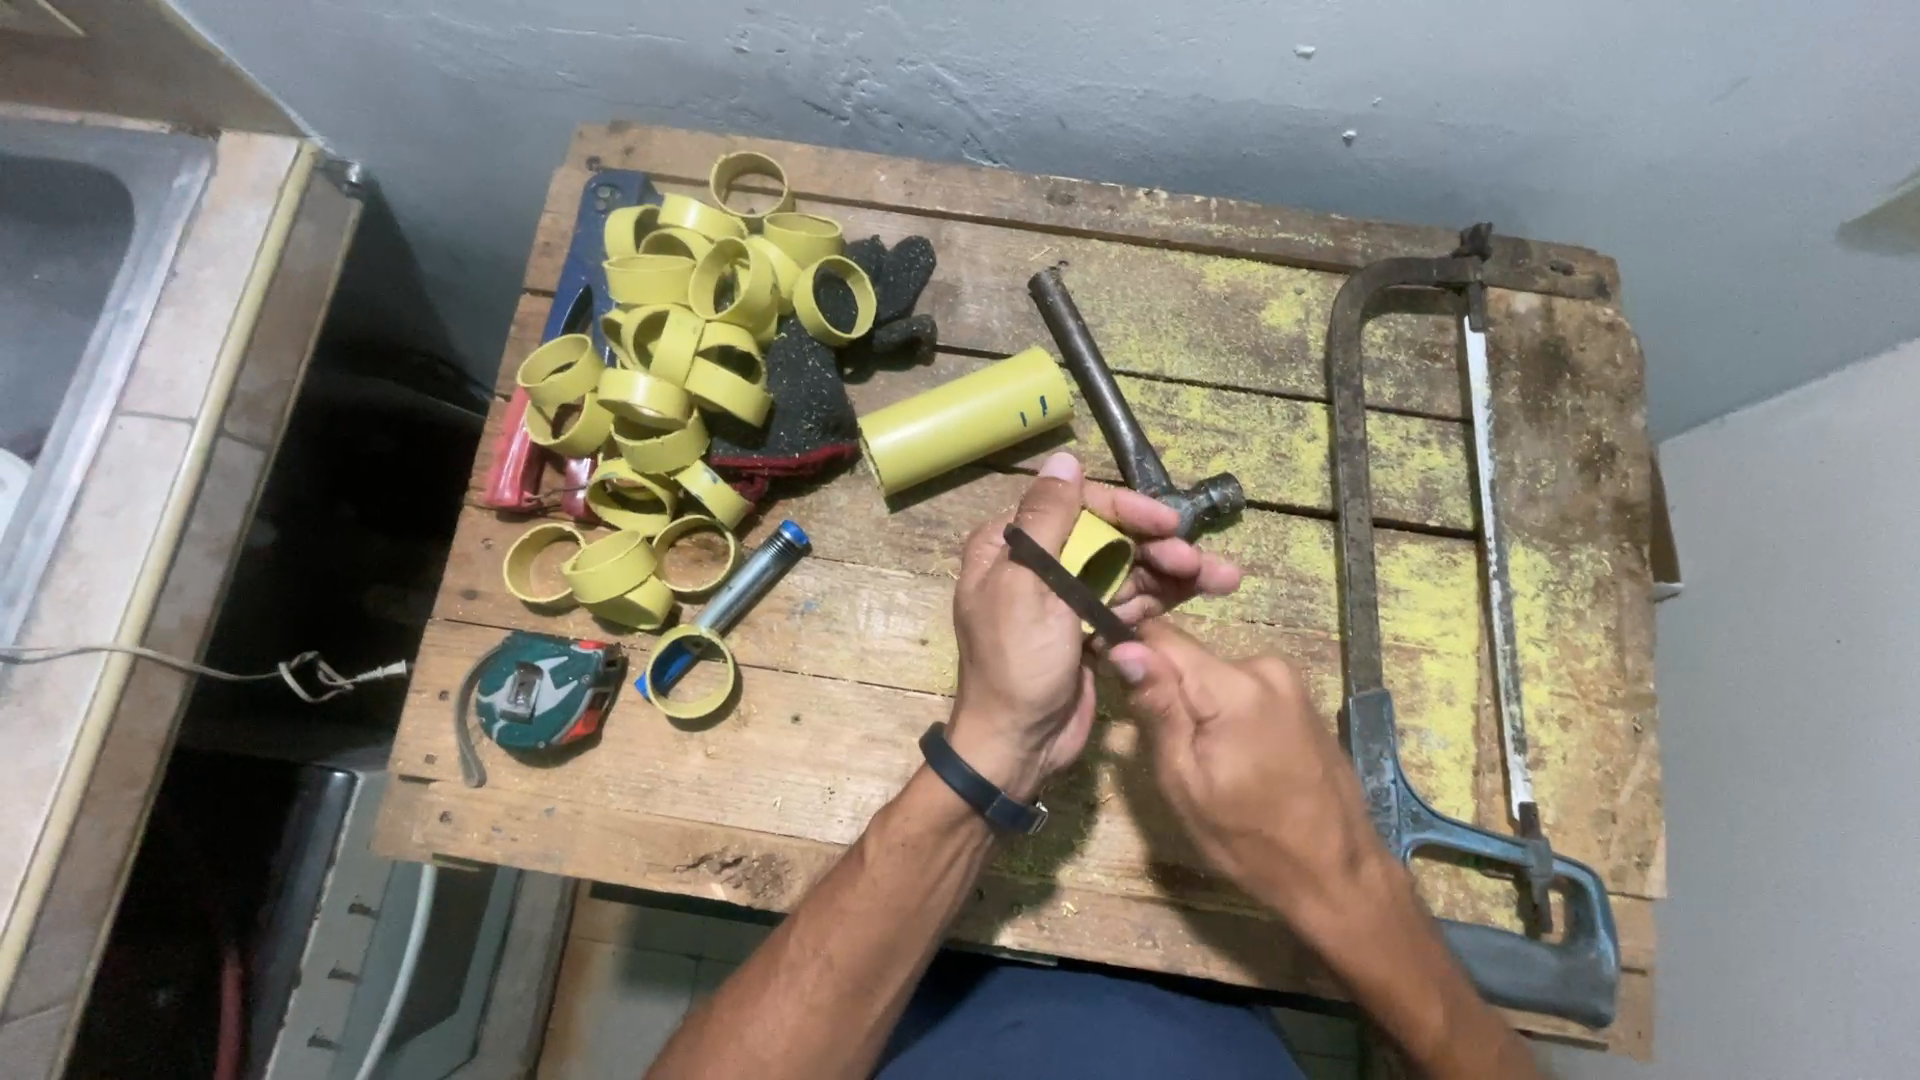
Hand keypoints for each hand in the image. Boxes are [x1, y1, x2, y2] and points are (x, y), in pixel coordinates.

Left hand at [948, 453, 1240, 799]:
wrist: (1017, 746)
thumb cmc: (1016, 665)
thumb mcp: (1026, 588)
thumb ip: (1046, 522)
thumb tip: (1063, 460)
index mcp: (1010, 547)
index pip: (1074, 506)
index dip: (1124, 510)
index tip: (1167, 524)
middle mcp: (1037, 565)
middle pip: (1106, 538)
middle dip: (1156, 548)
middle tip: (1200, 566)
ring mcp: (1064, 598)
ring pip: (1125, 569)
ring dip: (1170, 573)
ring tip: (1222, 579)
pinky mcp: (1087, 627)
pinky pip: (1128, 601)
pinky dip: (1160, 599)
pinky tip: (1199, 595)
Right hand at [1108, 619, 1393, 932]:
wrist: (1339, 875)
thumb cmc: (1250, 839)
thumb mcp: (1185, 781)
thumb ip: (1157, 707)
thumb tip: (1122, 648)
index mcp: (1234, 686)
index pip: (1161, 638)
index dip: (1130, 653)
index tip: (1118, 688)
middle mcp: (1265, 668)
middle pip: (1189, 659)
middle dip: (1168, 692)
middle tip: (1172, 751)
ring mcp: (1289, 682)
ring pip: (1213, 676)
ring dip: (1198, 706)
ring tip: (1207, 761)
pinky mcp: (1300, 698)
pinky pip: (1242, 688)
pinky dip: (1226, 713)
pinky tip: (1238, 757)